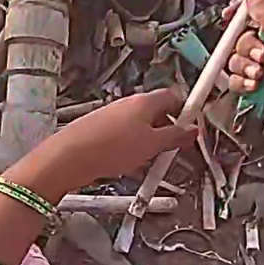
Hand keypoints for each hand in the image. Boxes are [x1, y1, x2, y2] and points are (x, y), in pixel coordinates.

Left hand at [4, 89, 196, 201]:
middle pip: (157, 114)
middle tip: (174, 149)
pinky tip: (131, 167)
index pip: (173, 96)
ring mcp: (113, 119)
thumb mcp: (152, 145)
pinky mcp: (101, 133)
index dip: (186, 110)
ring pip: (140, 129)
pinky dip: (132, 152)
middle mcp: (127, 106)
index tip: (193, 124)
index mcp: (144, 102)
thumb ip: (175, 137)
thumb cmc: (108, 147)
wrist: (70, 158)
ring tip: (151, 163)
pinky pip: (125, 140)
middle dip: (168, 132)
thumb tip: (191, 131)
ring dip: (150, 145)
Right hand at [225, 0, 263, 127]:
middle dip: (247, 46)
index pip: (263, 12)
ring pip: (238, 58)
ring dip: (245, 67)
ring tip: (260, 75)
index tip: (232, 14)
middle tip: (261, 56)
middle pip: (245, 36)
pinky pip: (236, 79)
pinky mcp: (257, 88)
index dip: (246, 12)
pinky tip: (255, 87)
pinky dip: (242, 82)